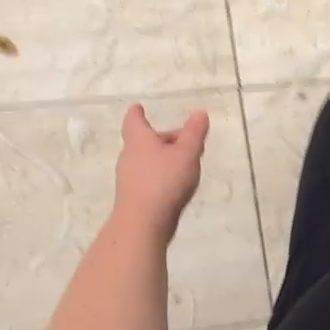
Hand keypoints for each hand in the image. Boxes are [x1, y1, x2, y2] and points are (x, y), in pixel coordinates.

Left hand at [111, 104, 210, 238]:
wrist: (144, 222)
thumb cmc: (164, 180)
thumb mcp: (187, 153)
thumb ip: (194, 133)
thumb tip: (199, 112)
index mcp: (139, 141)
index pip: (135, 122)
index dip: (137, 113)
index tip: (137, 107)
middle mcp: (130, 157)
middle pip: (145, 142)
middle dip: (162, 138)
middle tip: (184, 138)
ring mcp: (130, 178)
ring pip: (148, 160)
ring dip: (164, 157)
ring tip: (187, 162)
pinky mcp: (135, 195)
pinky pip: (150, 177)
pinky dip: (162, 174)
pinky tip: (178, 183)